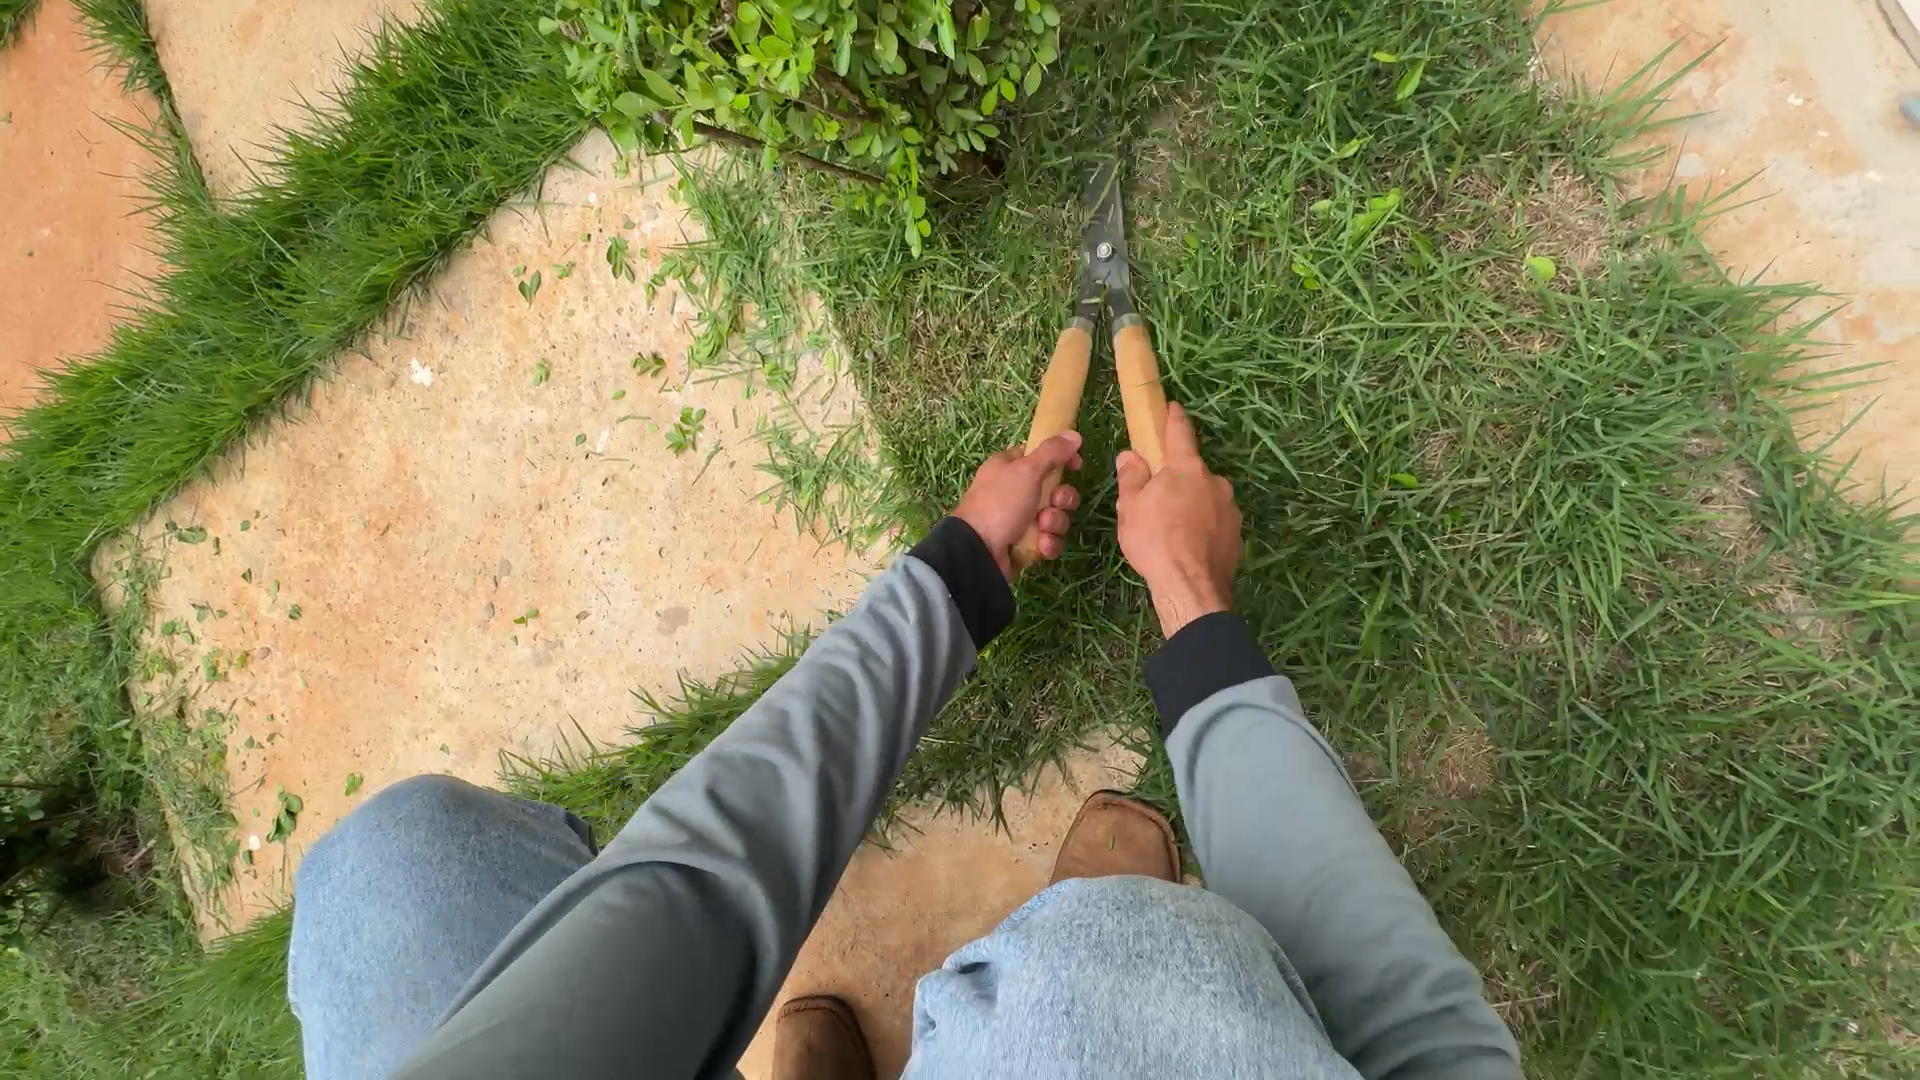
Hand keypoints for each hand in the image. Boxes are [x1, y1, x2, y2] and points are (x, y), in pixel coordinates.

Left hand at [952, 432, 1084, 580]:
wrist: (979, 552)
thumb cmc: (1000, 503)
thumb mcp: (1026, 471)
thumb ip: (1052, 452)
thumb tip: (1074, 435)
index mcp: (1008, 468)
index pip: (1040, 456)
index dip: (1060, 459)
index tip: (1076, 465)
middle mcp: (1013, 492)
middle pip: (1054, 489)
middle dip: (1061, 498)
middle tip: (1055, 502)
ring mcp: (1018, 520)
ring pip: (1054, 516)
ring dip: (1054, 522)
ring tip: (1042, 527)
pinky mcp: (1024, 544)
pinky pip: (1048, 540)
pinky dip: (1047, 543)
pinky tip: (1041, 545)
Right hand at [1115, 403, 1241, 636]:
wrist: (1191, 586)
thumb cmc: (1155, 541)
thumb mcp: (1130, 508)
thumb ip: (1131, 478)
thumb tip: (1129, 456)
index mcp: (1187, 469)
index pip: (1180, 433)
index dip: (1174, 418)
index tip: (1172, 407)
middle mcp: (1215, 481)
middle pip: (1192, 471)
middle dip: (1176, 479)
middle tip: (1155, 500)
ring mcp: (1230, 507)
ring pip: (1205, 497)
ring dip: (1190, 505)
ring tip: (1171, 530)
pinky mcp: (1237, 533)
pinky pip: (1215, 520)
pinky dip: (1202, 526)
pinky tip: (1188, 545)